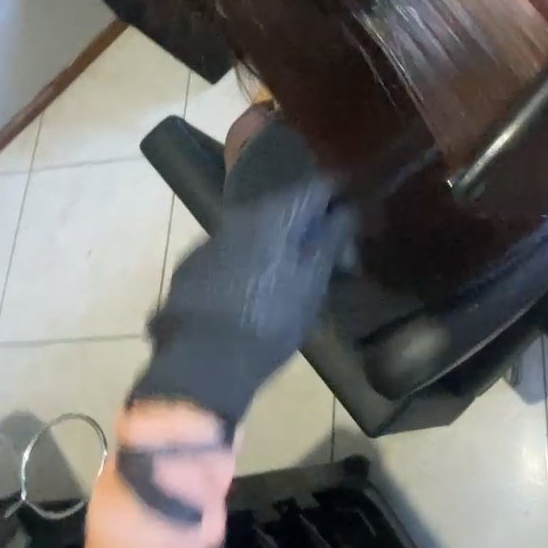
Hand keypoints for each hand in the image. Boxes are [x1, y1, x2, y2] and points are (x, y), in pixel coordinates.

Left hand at [130, 175, 355, 426]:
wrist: (202, 361)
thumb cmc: (271, 320)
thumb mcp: (313, 282)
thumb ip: (332, 239)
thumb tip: (347, 209)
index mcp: (275, 214)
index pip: (318, 186)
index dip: (341, 196)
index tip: (356, 210)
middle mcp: (240, 216)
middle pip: (286, 207)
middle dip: (310, 224)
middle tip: (331, 251)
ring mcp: (210, 240)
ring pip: (257, 229)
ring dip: (279, 243)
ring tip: (294, 272)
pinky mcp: (191, 266)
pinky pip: (232, 252)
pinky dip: (251, 261)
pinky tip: (256, 289)